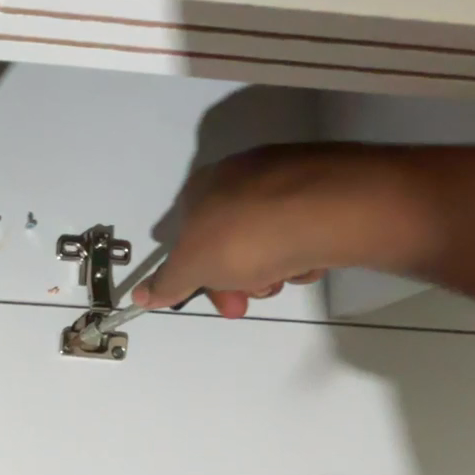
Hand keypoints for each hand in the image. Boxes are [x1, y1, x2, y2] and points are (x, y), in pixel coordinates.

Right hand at [133, 143, 442, 317]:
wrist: (334, 209)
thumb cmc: (247, 238)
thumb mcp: (192, 268)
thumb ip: (166, 283)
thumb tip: (140, 295)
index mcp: (201, 186)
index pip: (185, 234)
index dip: (194, 274)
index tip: (213, 301)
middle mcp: (240, 173)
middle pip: (227, 238)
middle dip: (236, 276)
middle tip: (250, 301)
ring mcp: (286, 174)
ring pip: (267, 235)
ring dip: (271, 265)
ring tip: (287, 276)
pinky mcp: (328, 181)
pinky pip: (304, 224)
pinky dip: (304, 246)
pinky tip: (314, 258)